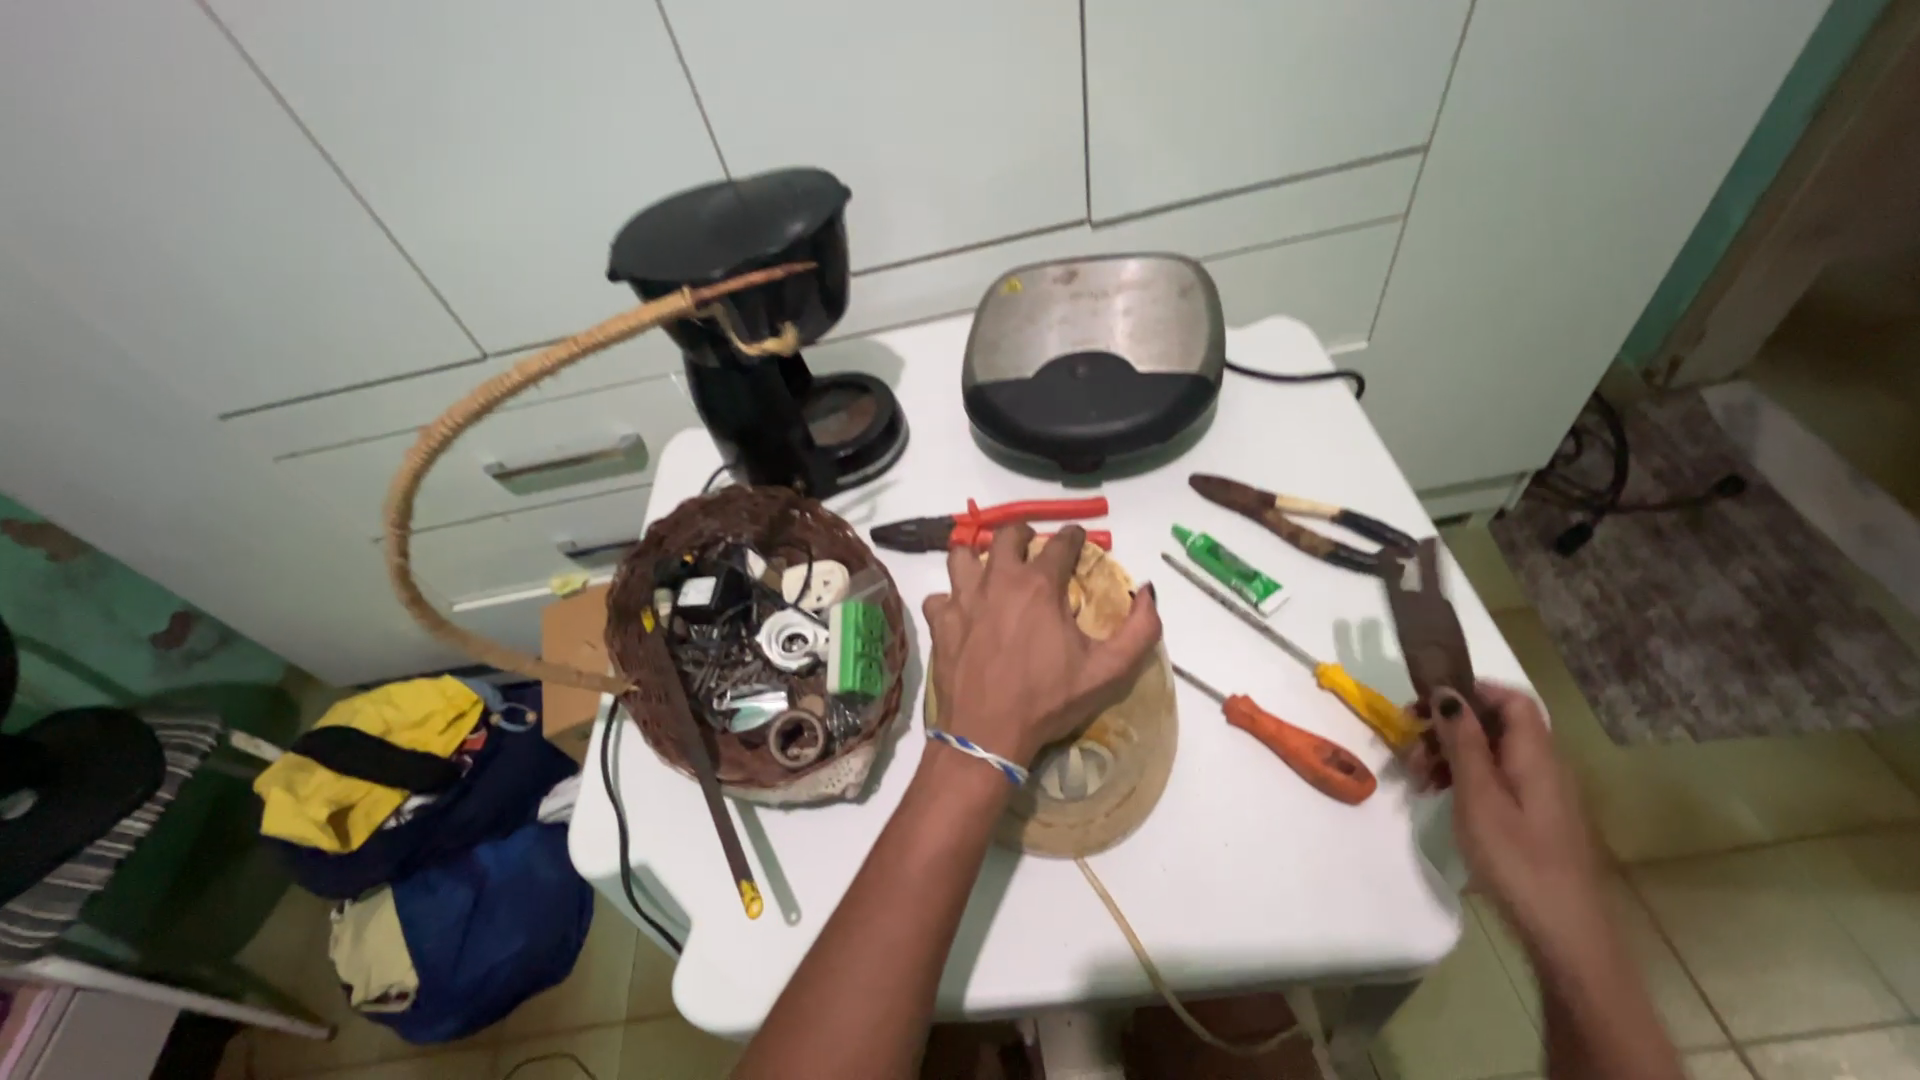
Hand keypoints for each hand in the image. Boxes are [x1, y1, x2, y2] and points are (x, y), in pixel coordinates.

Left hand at [922, 523, 1161, 767]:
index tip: (1078, 539)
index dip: (1074, 536)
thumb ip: (1140, 629)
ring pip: (963, 555)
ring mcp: (963, 599)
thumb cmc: (1049, 701)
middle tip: (1032, 547)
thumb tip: (1149, 591)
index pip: (1060, 542)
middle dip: (1023, 534)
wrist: (987, 734)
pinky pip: (939, 596)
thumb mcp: (1109, 671)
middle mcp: (999, 580)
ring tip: (990, 570)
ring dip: (978, 557)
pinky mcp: (940, 622)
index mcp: (1040, 585)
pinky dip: (950, 599)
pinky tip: (962, 612)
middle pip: (1007, 535)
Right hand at [1425, 683, 1609, 958]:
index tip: (1425, 704)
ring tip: (1417, 777)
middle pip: (1497, 724)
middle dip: (1450, 726)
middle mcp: (1544, 765)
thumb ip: (1464, 742)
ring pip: (1493, 752)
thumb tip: (1447, 693)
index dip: (1471, 690)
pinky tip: (1440, 796)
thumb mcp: (1478, 796)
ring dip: (1451, 753)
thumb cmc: (1516, 859)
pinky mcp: (1534, 817)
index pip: (1510, 699)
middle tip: (1410, 746)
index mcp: (1536, 754)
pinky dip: (1465, 777)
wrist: (1563, 931)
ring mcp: (1541, 793)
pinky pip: (1496, 778)